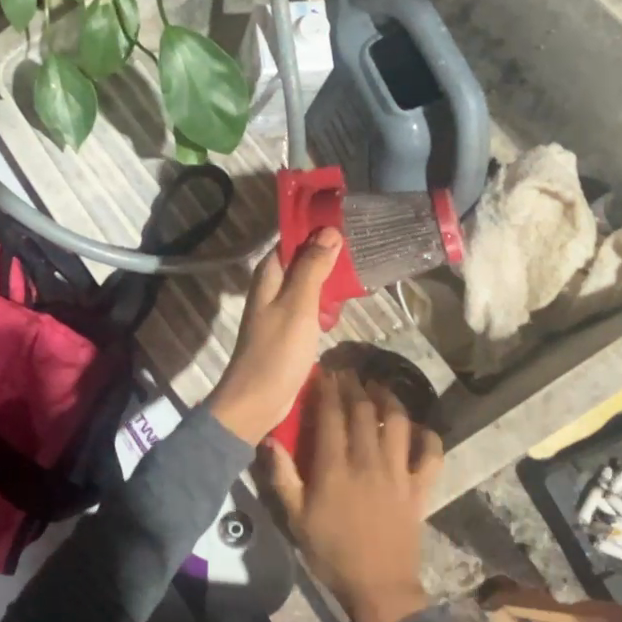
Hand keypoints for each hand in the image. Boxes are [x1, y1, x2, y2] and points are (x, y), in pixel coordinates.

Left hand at [207, 228, 343, 444]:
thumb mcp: (298, 306)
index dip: (316, 229)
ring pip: (308, 283)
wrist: (257, 401)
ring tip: (363, 269)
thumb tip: (329, 231)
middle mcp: (270, 287)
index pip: (292, 239)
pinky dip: (326, 302)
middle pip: (302, 259)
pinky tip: (346, 303)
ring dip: (330, 278)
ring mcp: (279, 309)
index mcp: (267, 275)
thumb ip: (312, 268)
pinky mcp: (289, 329)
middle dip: (328, 253)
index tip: (348, 220)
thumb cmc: (276, 351)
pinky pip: (310, 305)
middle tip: (364, 247)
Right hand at [264, 369, 444, 621]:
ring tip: (377, 386)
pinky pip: (431, 453)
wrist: (378, 588)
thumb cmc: (331, 552)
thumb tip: (268, 439)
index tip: (323, 372)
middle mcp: (369, 461)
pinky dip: (427, 435)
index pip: (331, 415)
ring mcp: (399, 472)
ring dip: (388, 399)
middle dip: (354, 386)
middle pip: (364, 411)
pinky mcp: (421, 488)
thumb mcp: (295, 517)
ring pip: (397, 422)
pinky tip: (417, 427)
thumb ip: (281, 476)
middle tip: (346, 372)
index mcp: (335, 467)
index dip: (327, 389)